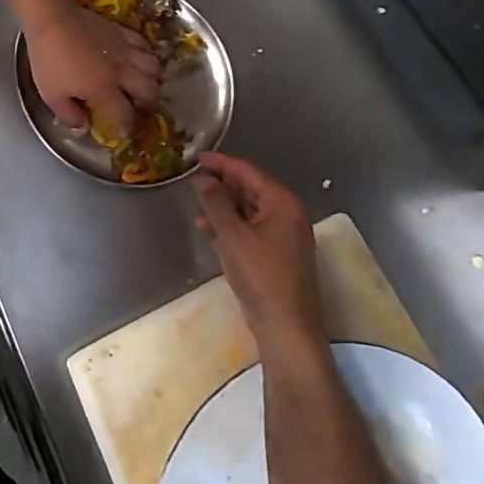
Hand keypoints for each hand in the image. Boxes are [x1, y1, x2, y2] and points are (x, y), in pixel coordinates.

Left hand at [24, 4, 161, 136]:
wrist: (52, 19)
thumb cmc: (49, 59)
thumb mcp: (50, 94)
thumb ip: (68, 114)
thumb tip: (82, 126)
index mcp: (104, 89)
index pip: (125, 114)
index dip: (127, 127)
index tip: (126, 131)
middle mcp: (122, 71)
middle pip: (150, 90)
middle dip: (149, 102)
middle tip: (141, 106)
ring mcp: (125, 49)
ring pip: (154, 66)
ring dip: (152, 78)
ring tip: (142, 82)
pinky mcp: (122, 31)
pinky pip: (144, 45)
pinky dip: (146, 54)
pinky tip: (138, 57)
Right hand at [194, 152, 325, 355]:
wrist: (284, 325)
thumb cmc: (260, 274)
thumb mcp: (232, 234)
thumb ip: (216, 202)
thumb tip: (204, 178)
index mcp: (283, 204)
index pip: (250, 173)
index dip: (223, 163)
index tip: (199, 157)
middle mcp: (288, 215)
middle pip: (251, 190)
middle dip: (222, 184)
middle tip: (195, 177)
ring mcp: (284, 237)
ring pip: (249, 211)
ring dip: (224, 206)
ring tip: (196, 202)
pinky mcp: (276, 256)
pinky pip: (250, 230)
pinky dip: (230, 226)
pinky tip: (207, 228)